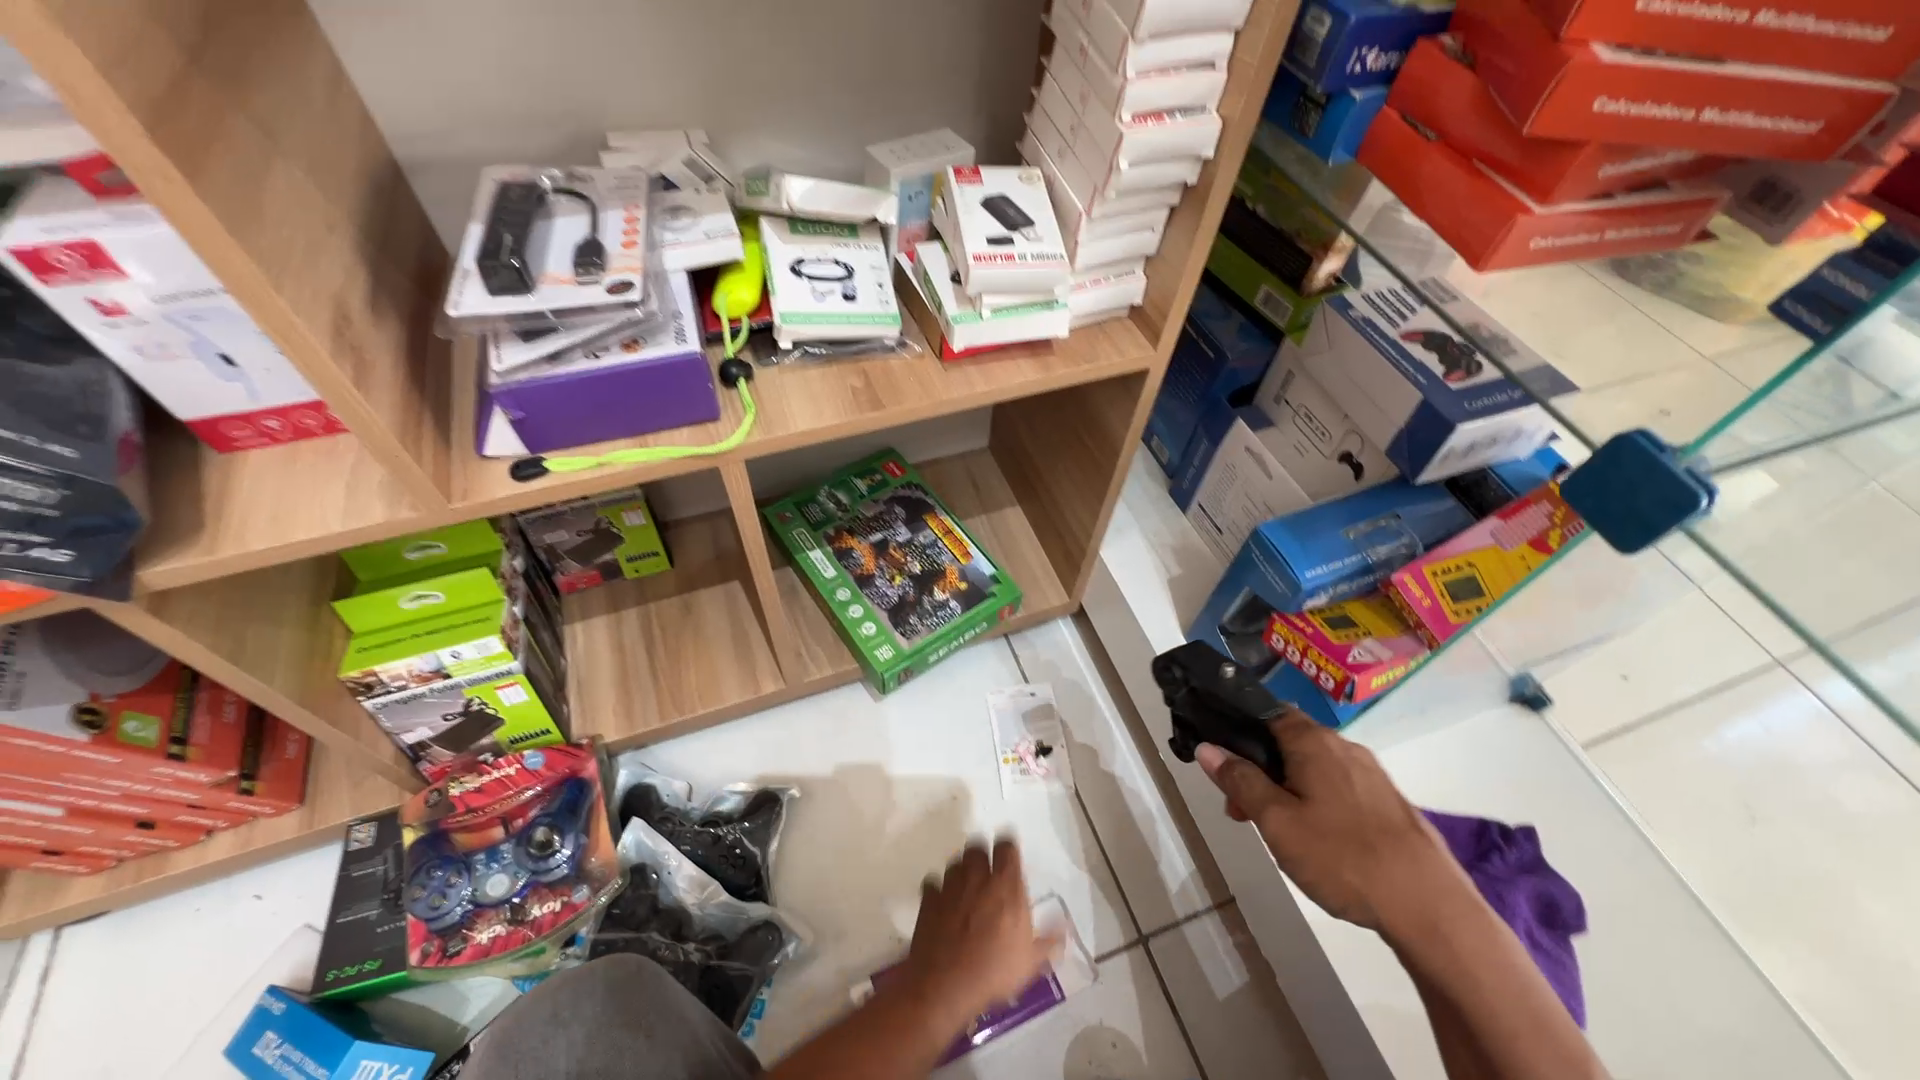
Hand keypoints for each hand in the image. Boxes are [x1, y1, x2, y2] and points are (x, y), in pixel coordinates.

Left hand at [902, 838, 1061, 1023]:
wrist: (945, 986)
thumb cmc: (994, 972)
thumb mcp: (1031, 963)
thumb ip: (1048, 940)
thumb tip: (1064, 926)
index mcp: (1005, 887)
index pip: (1007, 847)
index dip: (1008, 849)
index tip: (1010, 859)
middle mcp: (977, 879)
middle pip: (977, 848)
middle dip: (982, 856)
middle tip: (988, 874)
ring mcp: (949, 888)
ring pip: (955, 863)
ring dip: (962, 871)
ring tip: (967, 889)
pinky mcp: (928, 901)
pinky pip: (932, 884)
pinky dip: (938, 890)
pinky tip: (943, 904)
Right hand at [1196, 710, 1469, 933]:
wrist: (1427, 903)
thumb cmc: (1341, 856)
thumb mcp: (1277, 821)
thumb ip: (1241, 781)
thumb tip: (1208, 748)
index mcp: (1314, 742)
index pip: (1267, 712)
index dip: (1238, 730)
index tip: (1220, 763)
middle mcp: (1345, 747)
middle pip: (1288, 744)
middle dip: (1258, 770)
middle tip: (1240, 812)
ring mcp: (1371, 775)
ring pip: (1313, 769)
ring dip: (1285, 790)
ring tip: (1274, 832)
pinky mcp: (1388, 803)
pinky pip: (1337, 789)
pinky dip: (1314, 803)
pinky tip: (1314, 841)